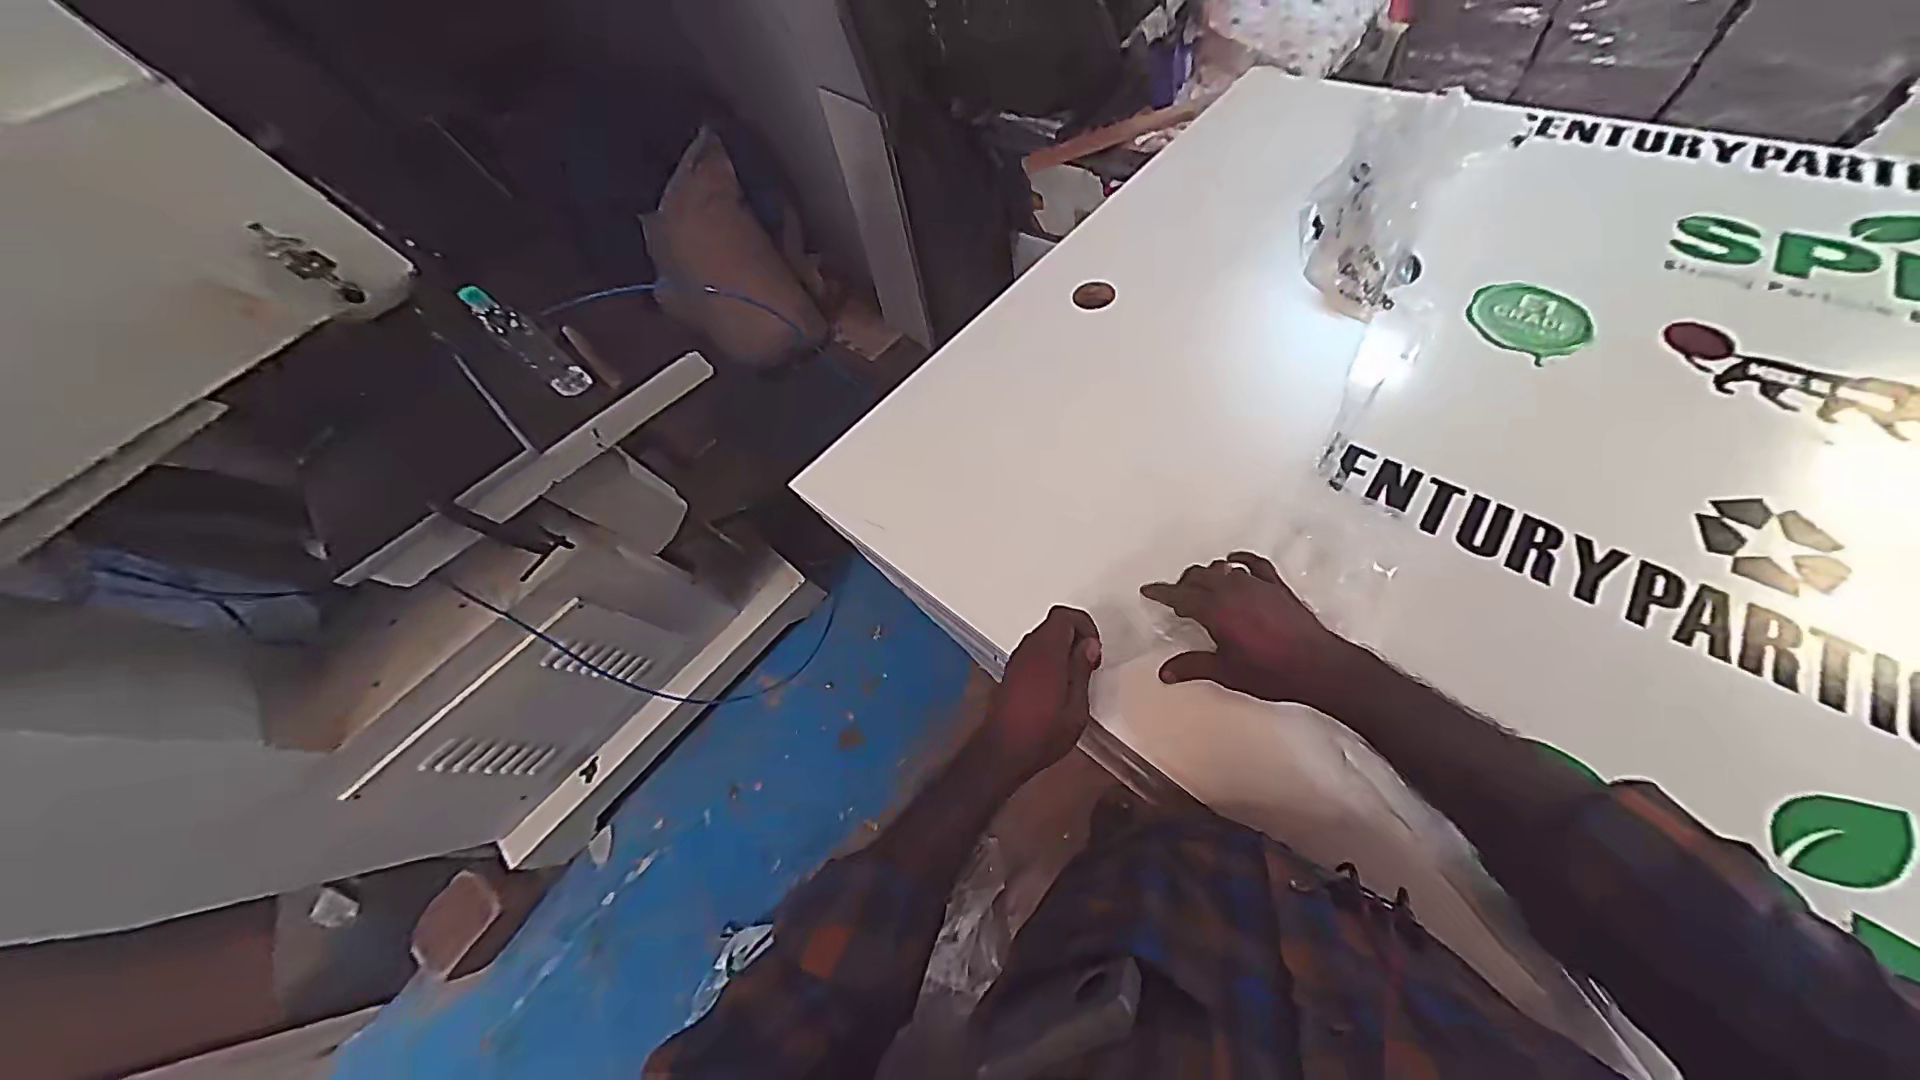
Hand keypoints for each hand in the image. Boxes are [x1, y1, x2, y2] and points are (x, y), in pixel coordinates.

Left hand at [974, 606, 1101, 786]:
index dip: (1085, 626)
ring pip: (1044, 637)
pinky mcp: (1012, 672)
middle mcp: (1028, 649)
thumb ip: (1082, 670)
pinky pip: (1034, 652)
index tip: (1094, 650)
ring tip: (1077, 676)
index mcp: (1046, 652)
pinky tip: (1059, 684)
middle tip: (1089, 662)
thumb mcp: (1076, 706)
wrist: (1003, 751)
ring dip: (1063, 647)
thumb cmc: (1042, 733)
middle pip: (1053, 624)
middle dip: (1076, 636)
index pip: (1064, 616)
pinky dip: (1050, 657)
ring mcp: (1017, 660)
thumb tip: (1088, 646)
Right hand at [1140, 552, 1349, 705]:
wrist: (1318, 667)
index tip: (1150, 590)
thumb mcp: (1225, 672)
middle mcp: (1233, 592)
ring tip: (1201, 585)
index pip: (1179, 595)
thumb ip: (1192, 667)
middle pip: (1197, 577)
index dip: (1161, 593)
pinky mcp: (1276, 587)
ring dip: (1207, 574)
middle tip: (1176, 597)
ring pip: (1221, 569)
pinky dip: (1241, 559)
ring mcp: (1256, 586)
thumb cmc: (1274, 671)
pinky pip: (1254, 564)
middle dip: (1182, 584)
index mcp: (1215, 611)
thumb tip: (1167, 671)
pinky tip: (1235, 561)